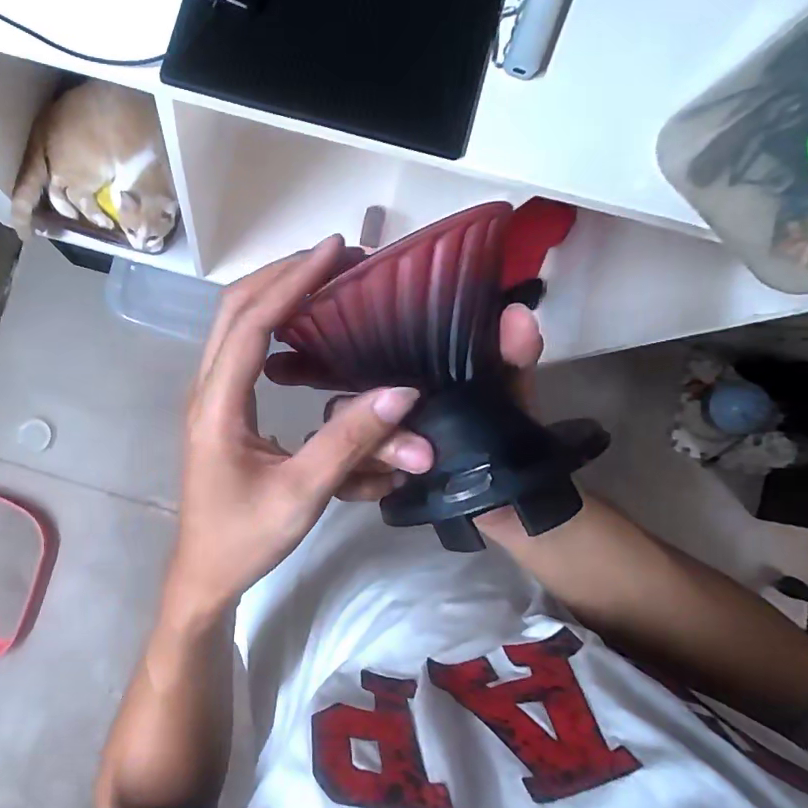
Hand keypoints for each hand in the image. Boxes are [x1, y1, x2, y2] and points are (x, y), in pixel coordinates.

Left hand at [168, 237, 425, 620]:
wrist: (205, 573)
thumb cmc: (246, 538)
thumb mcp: (303, 494)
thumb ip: (350, 442)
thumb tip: (402, 391)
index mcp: (218, 406)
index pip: (252, 323)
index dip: (293, 281)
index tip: (335, 250)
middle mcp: (206, 390)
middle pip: (235, 308)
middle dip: (284, 273)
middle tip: (337, 258)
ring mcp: (210, 396)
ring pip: (234, 322)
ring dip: (275, 291)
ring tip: (324, 276)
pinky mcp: (221, 406)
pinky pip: (242, 346)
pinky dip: (271, 320)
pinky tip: (303, 322)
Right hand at [269, 298, 548, 537]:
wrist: (509, 493)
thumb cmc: (504, 427)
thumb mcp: (510, 388)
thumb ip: (514, 355)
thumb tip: (518, 314)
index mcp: (397, 375)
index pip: (348, 362)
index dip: (314, 361)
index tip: (289, 364)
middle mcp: (375, 405)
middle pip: (343, 409)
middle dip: (369, 424)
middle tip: (421, 451)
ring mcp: (369, 446)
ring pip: (339, 446)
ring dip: (370, 456)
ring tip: (419, 466)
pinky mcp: (372, 479)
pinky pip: (345, 481)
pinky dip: (364, 484)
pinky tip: (396, 485)